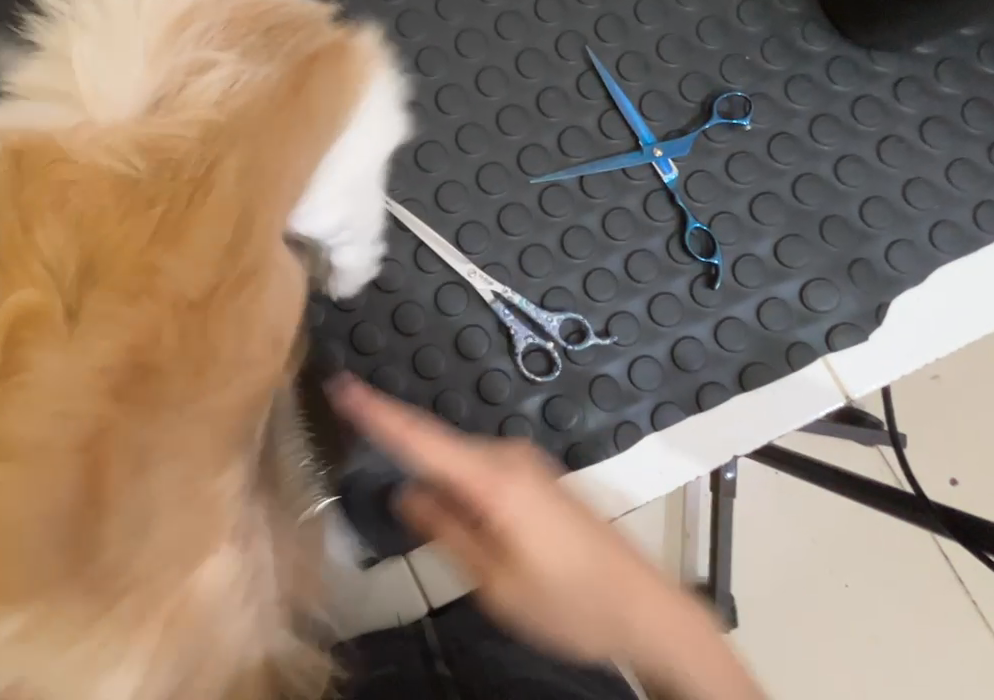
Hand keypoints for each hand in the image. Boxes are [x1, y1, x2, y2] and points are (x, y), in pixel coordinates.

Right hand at [326, 375, 676, 663]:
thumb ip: (445, 530)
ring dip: (437, 482)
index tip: (340, 384)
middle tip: (388, 496)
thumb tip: (406, 493)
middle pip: (438, 448)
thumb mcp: (497, 583)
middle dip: (406, 461)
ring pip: (460, 463)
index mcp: (491, 480)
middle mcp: (507, 458)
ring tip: (440, 533)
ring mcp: (526, 464)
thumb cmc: (573, 604)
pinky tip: (470, 525)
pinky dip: (461, 487)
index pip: (419, 436)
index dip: (376, 411)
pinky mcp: (537, 477)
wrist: (653, 610)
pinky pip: (481, 472)